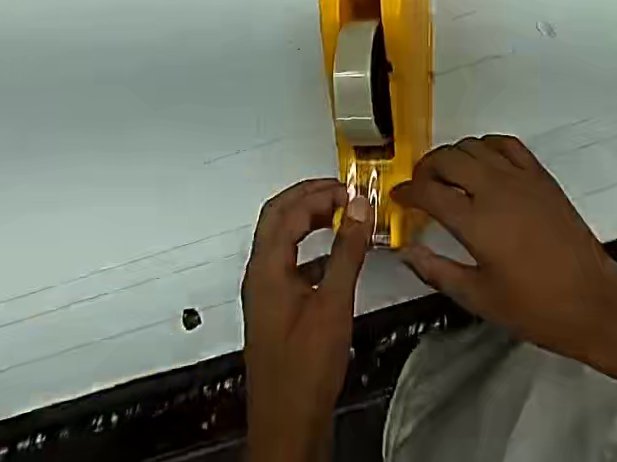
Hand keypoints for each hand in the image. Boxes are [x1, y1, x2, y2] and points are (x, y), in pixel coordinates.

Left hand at [241, 178, 371, 461]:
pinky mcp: (276, 308)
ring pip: (282, 238)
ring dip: (308, 220)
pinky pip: (290, 261)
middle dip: (308, 197)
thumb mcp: (333, 303)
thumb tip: (357, 206)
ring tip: (341, 214)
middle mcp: (260, 273)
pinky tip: (336, 256)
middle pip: (278, 217)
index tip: (350, 190)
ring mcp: (265, 291)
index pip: (287, 211)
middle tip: (342, 191)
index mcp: (266, 266)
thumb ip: (346, 251)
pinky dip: (311, 248)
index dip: (318, 193)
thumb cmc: (306, 367)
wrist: (288, 425)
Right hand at [390, 135, 616, 365]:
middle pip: (446, 159)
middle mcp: (494, 190)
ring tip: (447, 174)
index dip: (407, 192)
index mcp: (475, 221)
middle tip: (419, 185)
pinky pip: (506, 144)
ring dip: (453, 155)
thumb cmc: (536, 307)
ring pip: (473, 146)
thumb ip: (436, 271)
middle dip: (425, 168)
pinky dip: (486, 145)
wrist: (594, 302)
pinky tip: (482, 160)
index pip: (428, 192)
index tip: (399, 198)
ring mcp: (519, 178)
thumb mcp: (479, 298)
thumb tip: (406, 252)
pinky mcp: (540, 176)